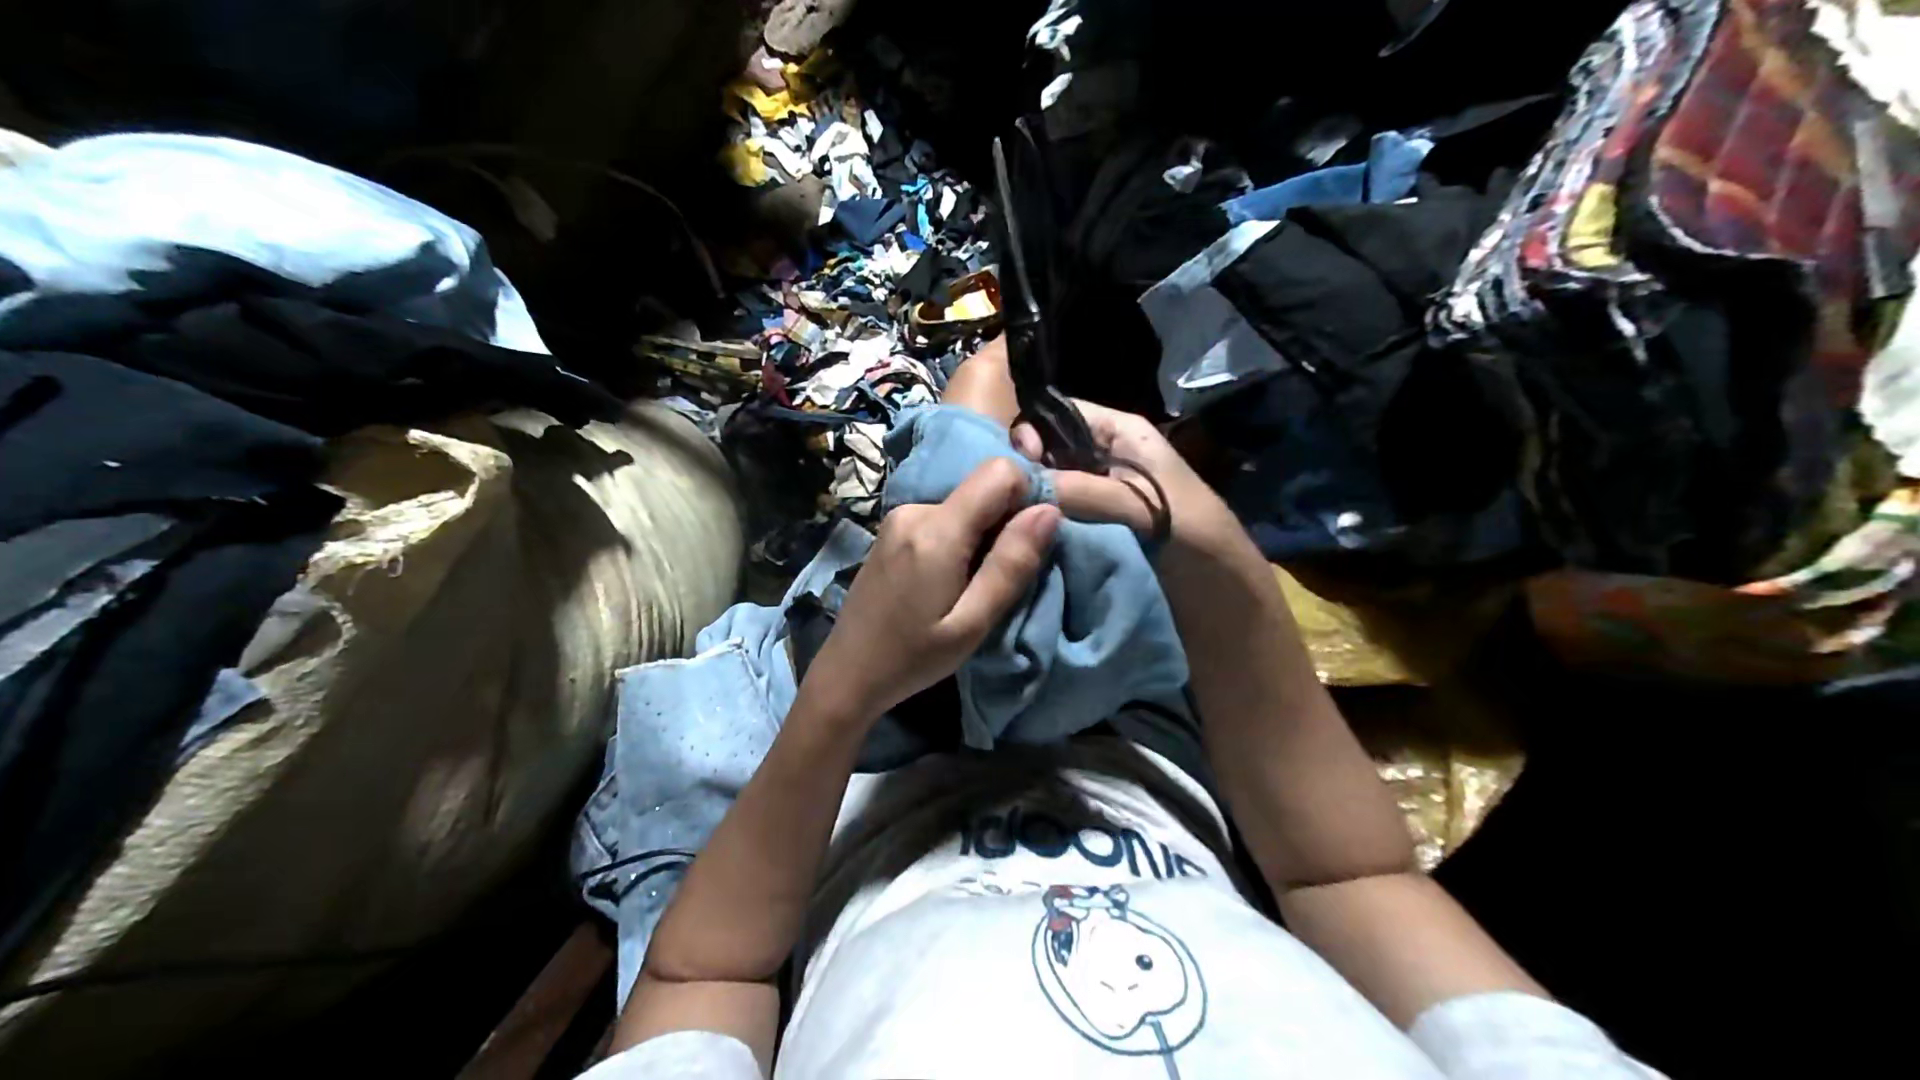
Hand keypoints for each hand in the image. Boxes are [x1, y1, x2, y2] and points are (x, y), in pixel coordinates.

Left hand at [799, 458, 1061, 722]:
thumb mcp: (972, 624)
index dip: (1025, 496)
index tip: (1028, 541)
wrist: (848, 671)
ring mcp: (899, 516)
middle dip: (1004, 523)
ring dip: (981, 536)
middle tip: (997, 577)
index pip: (999, 471)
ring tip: (970, 585)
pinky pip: (944, 516)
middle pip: (981, 488)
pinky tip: (947, 580)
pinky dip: (959, 539)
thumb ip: (1010, 565)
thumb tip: (1049, 510)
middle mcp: (914, 510)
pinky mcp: (893, 528)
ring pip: (965, 504)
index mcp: (935, 530)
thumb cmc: (912, 658)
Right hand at [1012, 399, 1242, 555]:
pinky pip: (1050, 524)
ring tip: (1008, 525)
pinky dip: (1035, 532)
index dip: (1033, 431)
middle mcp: (1101, 462)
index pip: (1061, 414)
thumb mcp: (1144, 505)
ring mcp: (1091, 501)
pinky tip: (1020, 544)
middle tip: (1007, 501)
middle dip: (1023, 472)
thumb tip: (1021, 486)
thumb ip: (1085, 490)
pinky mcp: (1085, 535)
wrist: (1222, 601)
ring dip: (1028, 506)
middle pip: (1046, 453)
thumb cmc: (1196, 537)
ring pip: (1045, 491)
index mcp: (1120, 436)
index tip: (1017, 465)